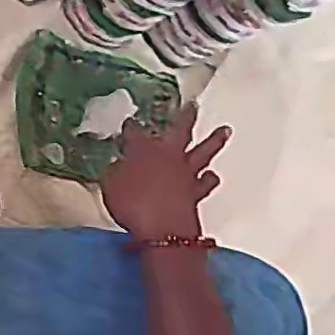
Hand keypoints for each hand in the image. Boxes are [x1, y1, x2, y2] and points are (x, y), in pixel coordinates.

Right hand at [102, 104, 231, 240]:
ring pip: (203, 151)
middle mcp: (168, 156)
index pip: (135, 132)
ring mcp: (185, 173)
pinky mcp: (196, 193)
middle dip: (184, 116)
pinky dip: (209, 177)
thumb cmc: (132, 203)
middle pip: (179, 130)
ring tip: (224, 130)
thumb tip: (116, 165)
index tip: (130, 122)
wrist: (162, 230)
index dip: (132, 126)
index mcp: (143, 149)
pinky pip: (206, 181)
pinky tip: (211, 175)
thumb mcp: (110, 185)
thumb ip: (113, 172)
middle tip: (192, 105)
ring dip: (214, 140)